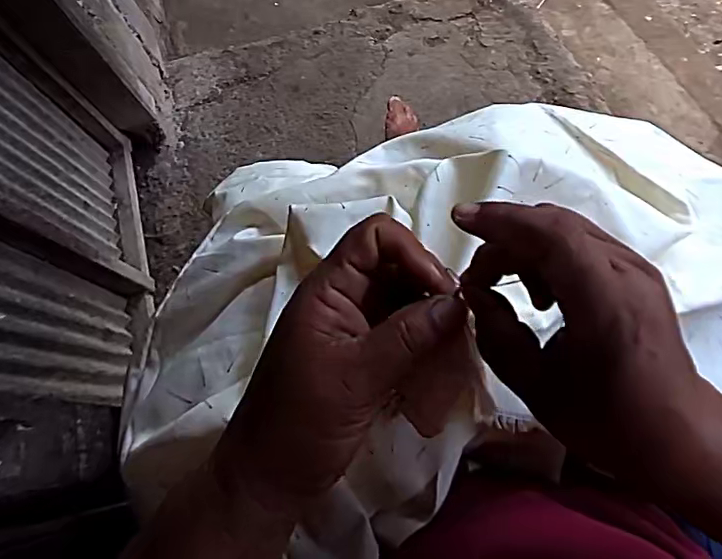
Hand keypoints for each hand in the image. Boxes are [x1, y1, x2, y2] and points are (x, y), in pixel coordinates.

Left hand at [211, 213, 467, 509]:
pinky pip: (403, 321)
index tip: (440, 288)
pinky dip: (426, 330)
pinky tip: (443, 348)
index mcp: (328, 289)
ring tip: (456, 332)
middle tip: (457, 314)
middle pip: (396, 261)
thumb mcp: (356, 379)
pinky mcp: (366, 347)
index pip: (375, 237)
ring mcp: (355, 321)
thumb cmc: (298, 426)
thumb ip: (409, 337)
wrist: (264, 485)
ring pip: (403, 290)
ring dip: (432, 306)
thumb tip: (458, 303)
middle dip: (429, 279)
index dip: (412, 251)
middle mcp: (343, 295)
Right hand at [453, 201, 712, 480]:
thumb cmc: (610, 422)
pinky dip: (554, 254)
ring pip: (571, 230)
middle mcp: (625, 269)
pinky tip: (544, 293)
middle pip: (558, 225)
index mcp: (605, 298)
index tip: (462, 218)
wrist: (679, 434)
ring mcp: (636, 265)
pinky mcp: (638, 271)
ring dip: (530, 244)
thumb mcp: (539, 389)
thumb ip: (499, 336)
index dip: (503, 220)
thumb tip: (475, 294)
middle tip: (477, 271)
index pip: (551, 234)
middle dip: (508, 234)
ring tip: (508, 285)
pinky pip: (586, 244)